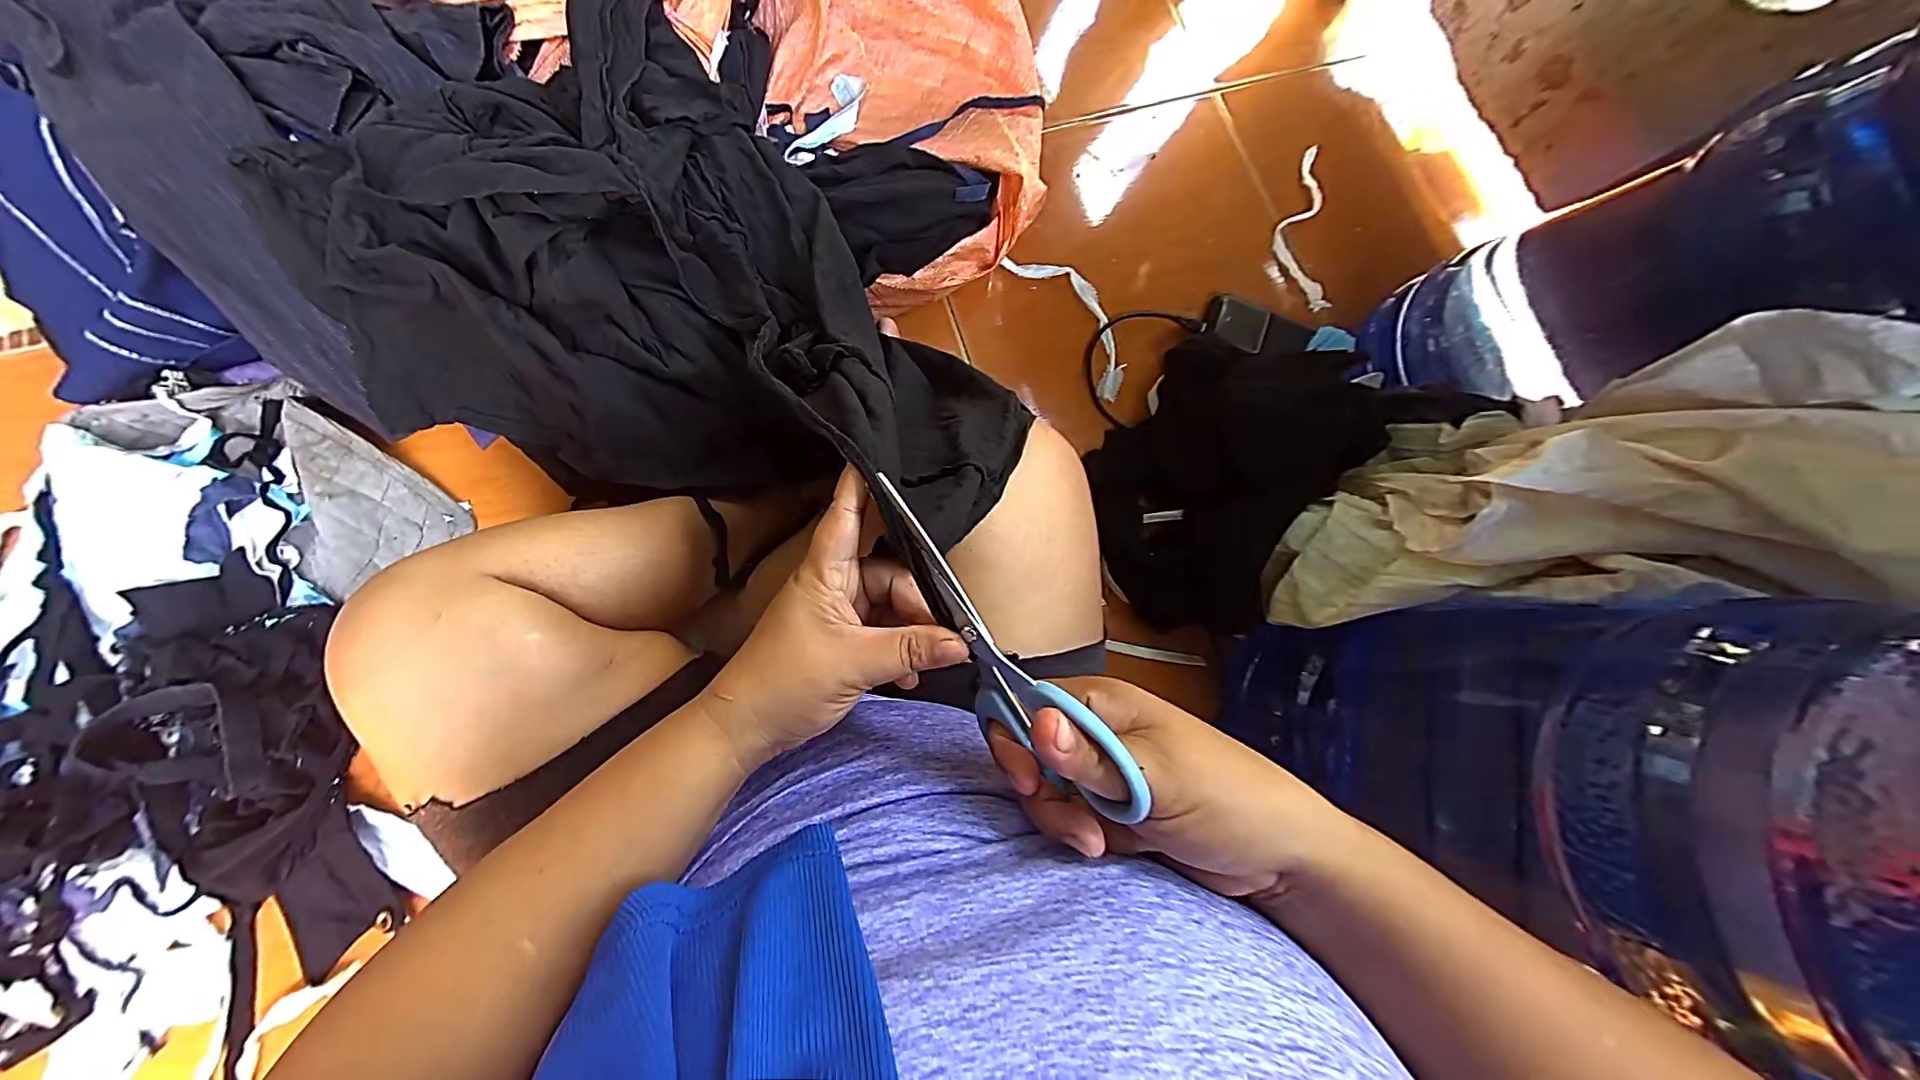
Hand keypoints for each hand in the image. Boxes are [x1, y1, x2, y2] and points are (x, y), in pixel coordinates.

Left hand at [700, 466, 969, 767]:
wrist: (747, 729)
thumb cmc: (785, 683)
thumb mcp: (854, 664)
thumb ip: (911, 650)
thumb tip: (961, 645)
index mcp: (824, 574)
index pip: (846, 516)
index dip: (862, 487)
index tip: (879, 459)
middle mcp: (832, 585)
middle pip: (887, 570)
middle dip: (916, 597)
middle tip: (943, 628)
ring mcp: (838, 612)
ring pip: (890, 603)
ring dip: (912, 630)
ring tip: (927, 658)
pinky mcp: (842, 639)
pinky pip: (883, 629)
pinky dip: (901, 648)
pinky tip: (911, 673)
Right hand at [987, 676, 1365, 901]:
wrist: (1278, 855)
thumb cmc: (1227, 796)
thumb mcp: (1156, 777)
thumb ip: (1091, 755)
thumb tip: (1036, 721)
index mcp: (1103, 703)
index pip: (1029, 702)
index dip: (1016, 737)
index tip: (1029, 779)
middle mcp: (1097, 731)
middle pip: (1032, 752)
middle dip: (1044, 791)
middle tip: (1076, 820)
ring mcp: (1104, 771)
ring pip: (1048, 791)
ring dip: (1063, 820)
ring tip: (1099, 841)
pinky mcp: (1111, 807)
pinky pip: (1071, 817)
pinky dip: (1080, 835)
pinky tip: (1110, 847)